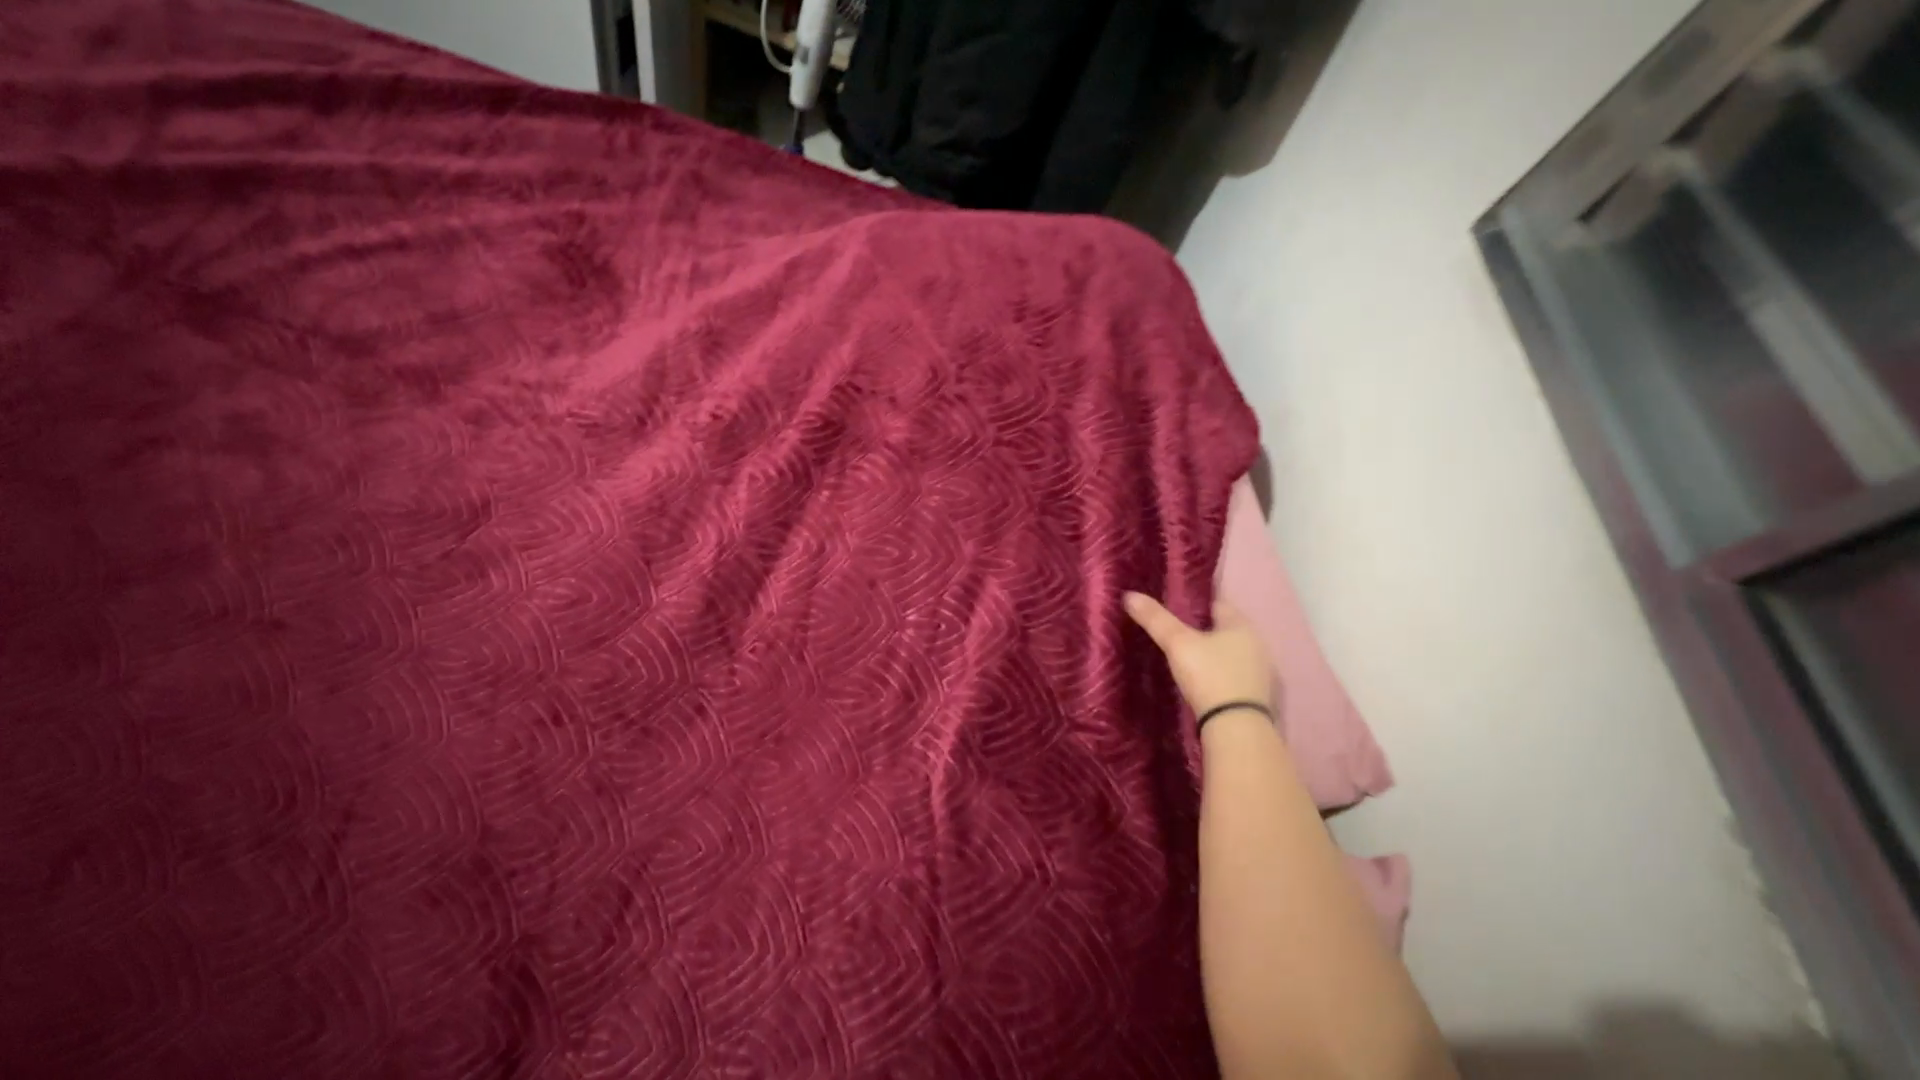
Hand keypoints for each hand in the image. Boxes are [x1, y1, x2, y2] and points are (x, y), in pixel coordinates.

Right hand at [1124, 592, 1274, 717]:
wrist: (1236, 728)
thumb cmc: (1209, 676)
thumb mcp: (1177, 644)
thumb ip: (1155, 619)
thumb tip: (1129, 595)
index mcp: (1242, 625)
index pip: (1215, 604)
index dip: (1192, 604)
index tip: (1170, 608)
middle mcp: (1256, 644)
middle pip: (1223, 629)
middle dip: (1200, 630)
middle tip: (1171, 633)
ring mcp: (1259, 672)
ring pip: (1228, 653)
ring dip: (1210, 654)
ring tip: (1182, 658)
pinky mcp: (1255, 695)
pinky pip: (1231, 675)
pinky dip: (1216, 674)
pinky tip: (1200, 681)